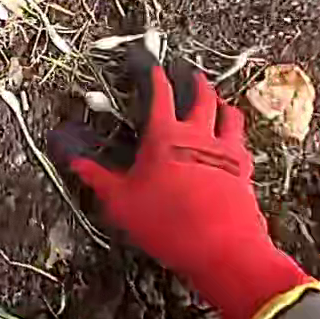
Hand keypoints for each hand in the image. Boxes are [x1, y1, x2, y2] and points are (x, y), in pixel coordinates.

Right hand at [66, 58, 319, 318]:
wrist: (224, 250)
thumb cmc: (168, 223)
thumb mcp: (122, 201)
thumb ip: (98, 178)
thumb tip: (76, 162)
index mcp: (165, 136)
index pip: (161, 94)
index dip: (156, 76)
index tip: (154, 67)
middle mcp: (197, 135)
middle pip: (201, 97)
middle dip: (195, 82)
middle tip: (190, 73)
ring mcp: (225, 151)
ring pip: (229, 114)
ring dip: (221, 102)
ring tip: (217, 98)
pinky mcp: (244, 170)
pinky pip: (242, 142)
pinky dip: (236, 133)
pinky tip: (233, 139)